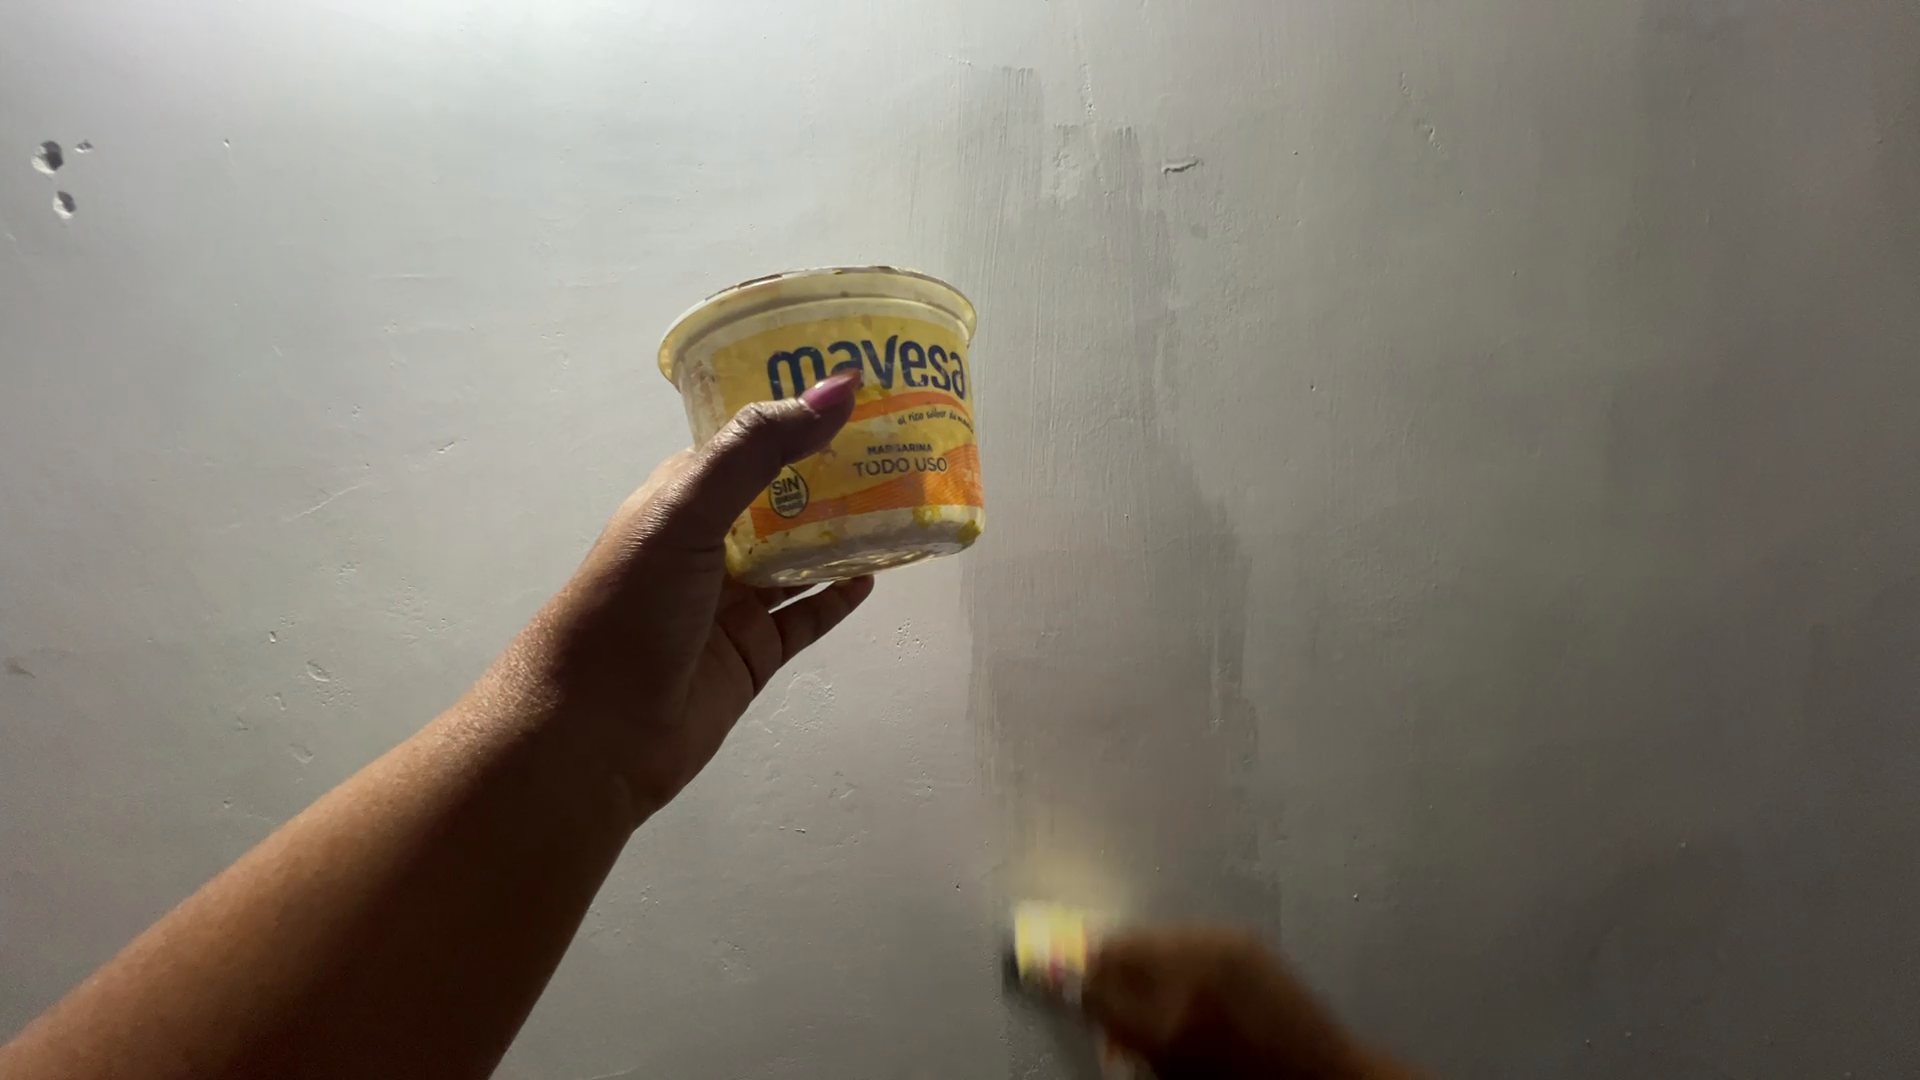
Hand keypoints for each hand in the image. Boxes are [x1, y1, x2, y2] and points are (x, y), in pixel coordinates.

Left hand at [503, 369, 872, 819]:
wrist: (593, 736)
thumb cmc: (631, 605)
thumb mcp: (687, 509)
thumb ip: (759, 448)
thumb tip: (840, 386)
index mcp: (683, 497)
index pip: (750, 443)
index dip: (799, 417)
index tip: (860, 396)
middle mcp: (710, 543)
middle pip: (784, 500)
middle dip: (834, 476)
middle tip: (899, 447)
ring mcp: (733, 601)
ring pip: (801, 559)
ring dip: (844, 535)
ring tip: (903, 505)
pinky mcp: (754, 651)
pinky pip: (807, 616)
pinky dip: (838, 596)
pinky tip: (876, 576)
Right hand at [1084, 927, 1416, 1079]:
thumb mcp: (1175, 1075)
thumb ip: (1129, 1035)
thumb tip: (1093, 1003)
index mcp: (1167, 1028)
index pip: (1093, 986)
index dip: (1068, 979)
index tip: (1054, 973)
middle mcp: (1187, 977)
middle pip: (1113, 948)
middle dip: (1097, 961)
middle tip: (1093, 975)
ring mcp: (1215, 948)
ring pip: (1147, 935)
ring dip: (1137, 955)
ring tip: (1148, 980)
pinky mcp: (1238, 935)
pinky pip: (1184, 934)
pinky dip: (1173, 951)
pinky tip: (1184, 974)